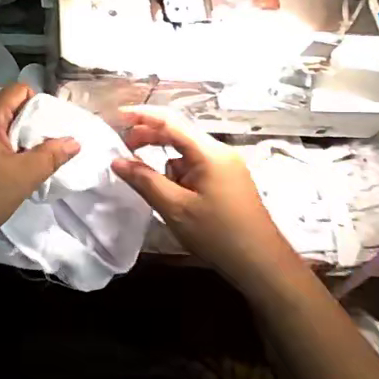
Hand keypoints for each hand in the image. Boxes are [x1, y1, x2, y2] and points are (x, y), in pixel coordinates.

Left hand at [0, 82, 79, 268]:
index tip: (52, 131)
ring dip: (21, 140)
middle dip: (34, 124)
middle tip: (49, 148)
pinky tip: (14, 171)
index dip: (41, 105)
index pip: (20, 90)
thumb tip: (74, 141)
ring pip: (3, 126)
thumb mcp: (23, 177)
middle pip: (12, 107)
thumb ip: (51, 155)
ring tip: (35, 161)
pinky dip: (7, 150)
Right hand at [111, 108, 305, 291]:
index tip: (117, 116)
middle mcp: (220, 152)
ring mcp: (227, 166)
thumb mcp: (175, 208)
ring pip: (186, 154)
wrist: (260, 262)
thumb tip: (118, 161)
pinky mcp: (229, 180)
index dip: (142, 116)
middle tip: (124, 149)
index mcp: (209, 152)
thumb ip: (144, 181)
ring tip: (156, 191)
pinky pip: (197, 167)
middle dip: (150, 138)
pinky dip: (180, 175)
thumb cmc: (217, 234)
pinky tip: (176, 199)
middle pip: (179, 133)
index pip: (171, 122)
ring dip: (166, 164)